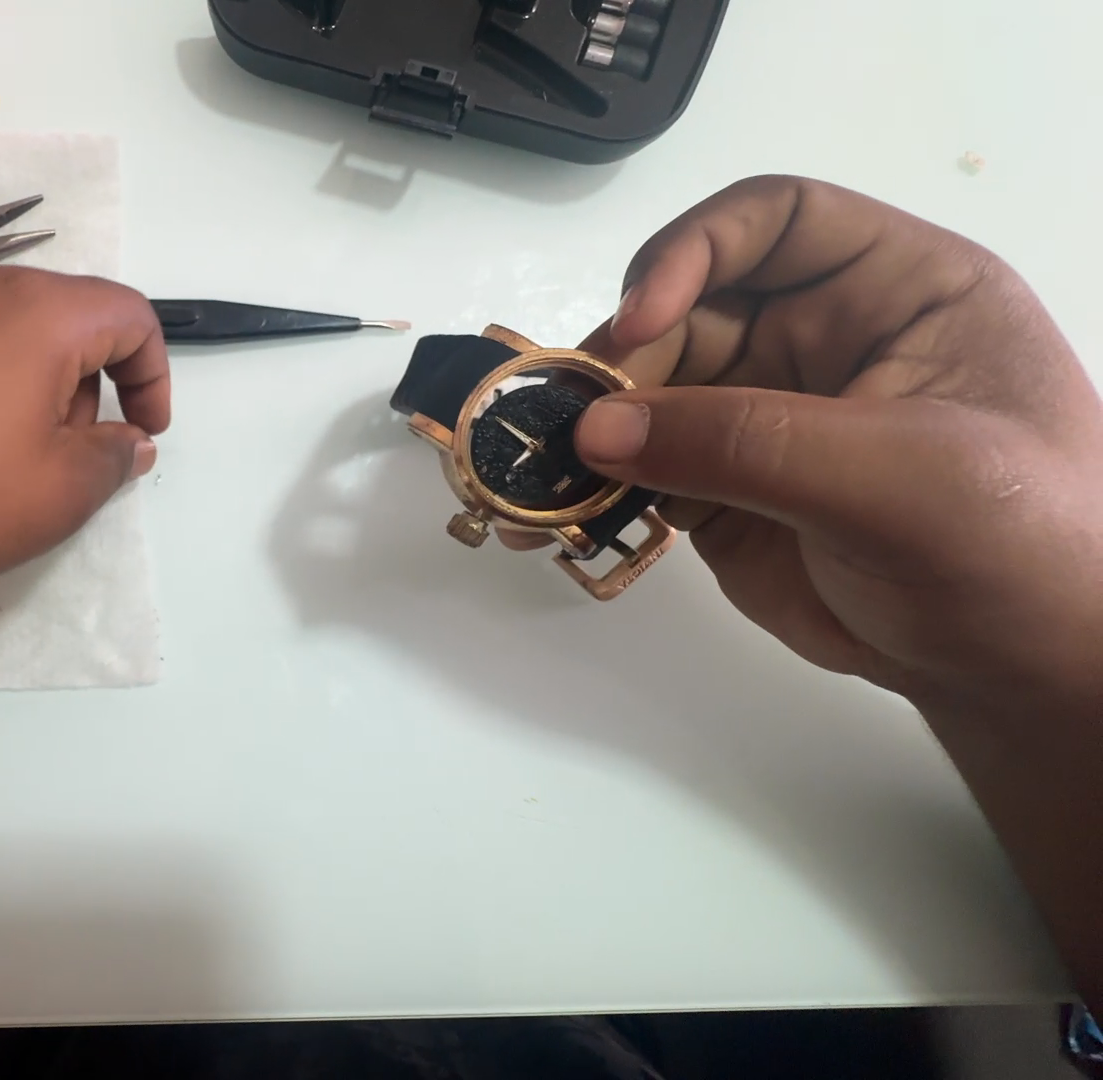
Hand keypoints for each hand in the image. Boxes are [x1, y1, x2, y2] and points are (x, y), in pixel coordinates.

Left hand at [0, 256, 168, 642]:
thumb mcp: (58, 493)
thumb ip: (115, 457)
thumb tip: (129, 439)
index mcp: (35, 308)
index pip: (129, 315)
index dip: (155, 376)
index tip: (146, 434)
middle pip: (68, 321)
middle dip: (89, 389)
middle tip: (66, 460)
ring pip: (9, 334)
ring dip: (34, 390)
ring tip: (1, 464)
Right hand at [523, 176, 1102, 715]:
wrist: (1003, 667)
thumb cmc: (1016, 553)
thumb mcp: (901, 478)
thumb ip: (745, 443)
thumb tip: (592, 430)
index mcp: (885, 295)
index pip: (770, 223)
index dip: (690, 254)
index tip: (638, 324)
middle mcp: (803, 343)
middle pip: (672, 320)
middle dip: (611, 372)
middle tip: (565, 434)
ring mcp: (745, 417)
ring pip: (629, 397)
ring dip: (573, 437)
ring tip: (530, 488)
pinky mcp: (702, 483)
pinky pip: (620, 469)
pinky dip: (575, 492)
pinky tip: (540, 523)